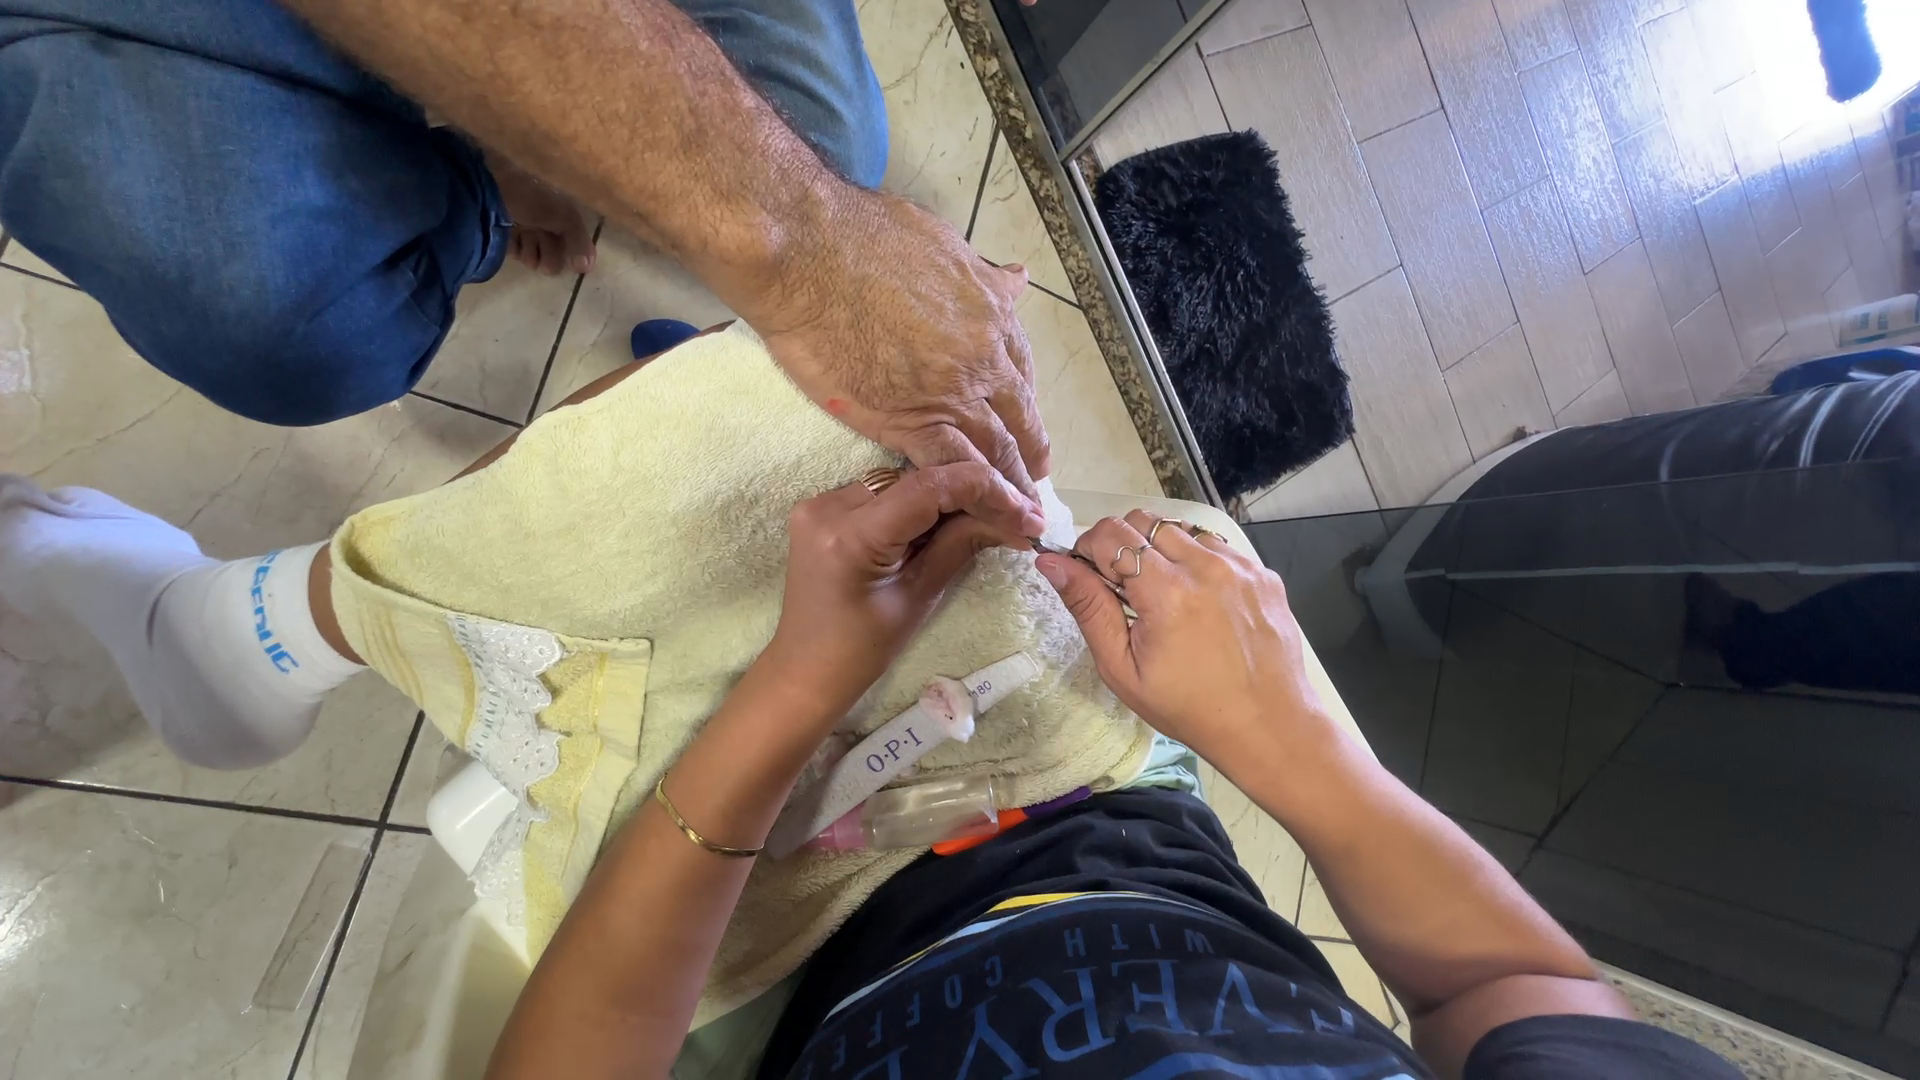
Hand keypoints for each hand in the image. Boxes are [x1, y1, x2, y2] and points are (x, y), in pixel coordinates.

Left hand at [487, 151, 597, 275]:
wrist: (486, 190)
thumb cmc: (531, 197)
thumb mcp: (566, 216)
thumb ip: (581, 242)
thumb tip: (585, 268)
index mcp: (561, 210)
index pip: (578, 241)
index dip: (576, 249)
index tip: (572, 252)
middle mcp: (546, 221)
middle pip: (561, 255)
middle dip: (553, 252)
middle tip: (542, 239)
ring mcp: (526, 232)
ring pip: (542, 260)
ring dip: (536, 253)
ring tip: (525, 237)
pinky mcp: (507, 242)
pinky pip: (523, 258)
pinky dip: (519, 251)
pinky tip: (512, 239)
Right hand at [745, 189, 1051, 507]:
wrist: (809, 252)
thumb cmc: (863, 235)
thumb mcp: (943, 243)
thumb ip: (983, 275)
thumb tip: (1015, 277)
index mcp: (991, 316)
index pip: (1021, 373)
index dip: (1024, 406)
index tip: (1024, 427)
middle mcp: (983, 359)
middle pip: (1018, 419)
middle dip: (1029, 455)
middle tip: (1033, 482)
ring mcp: (951, 394)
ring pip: (995, 450)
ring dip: (1012, 487)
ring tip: (1020, 517)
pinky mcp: (910, 422)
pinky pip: (955, 467)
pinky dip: (975, 497)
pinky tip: (984, 518)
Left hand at [763, 463, 1043, 714]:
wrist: (805, 666)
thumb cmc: (862, 649)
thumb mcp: (919, 597)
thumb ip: (960, 544)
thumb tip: (1015, 517)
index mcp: (849, 536)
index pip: (928, 488)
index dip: (985, 489)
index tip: (1028, 512)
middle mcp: (828, 506)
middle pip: (918, 479)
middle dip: (974, 493)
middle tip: (1022, 515)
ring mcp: (820, 501)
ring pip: (905, 481)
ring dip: (950, 495)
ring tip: (994, 517)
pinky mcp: (822, 505)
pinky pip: (886, 491)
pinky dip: (921, 502)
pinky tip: (951, 519)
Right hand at [1034, 511, 1340, 761]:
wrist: (1269, 728)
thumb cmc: (1186, 707)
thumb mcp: (1121, 668)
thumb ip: (1088, 608)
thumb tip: (1052, 562)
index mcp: (1166, 592)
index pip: (1111, 533)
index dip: (1089, 548)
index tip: (1090, 577)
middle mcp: (1206, 566)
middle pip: (1143, 520)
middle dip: (1121, 544)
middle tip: (1122, 587)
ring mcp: (1240, 566)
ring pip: (1179, 529)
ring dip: (1160, 551)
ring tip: (1163, 595)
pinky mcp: (1262, 574)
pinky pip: (1216, 546)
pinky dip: (1196, 562)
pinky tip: (1198, 601)